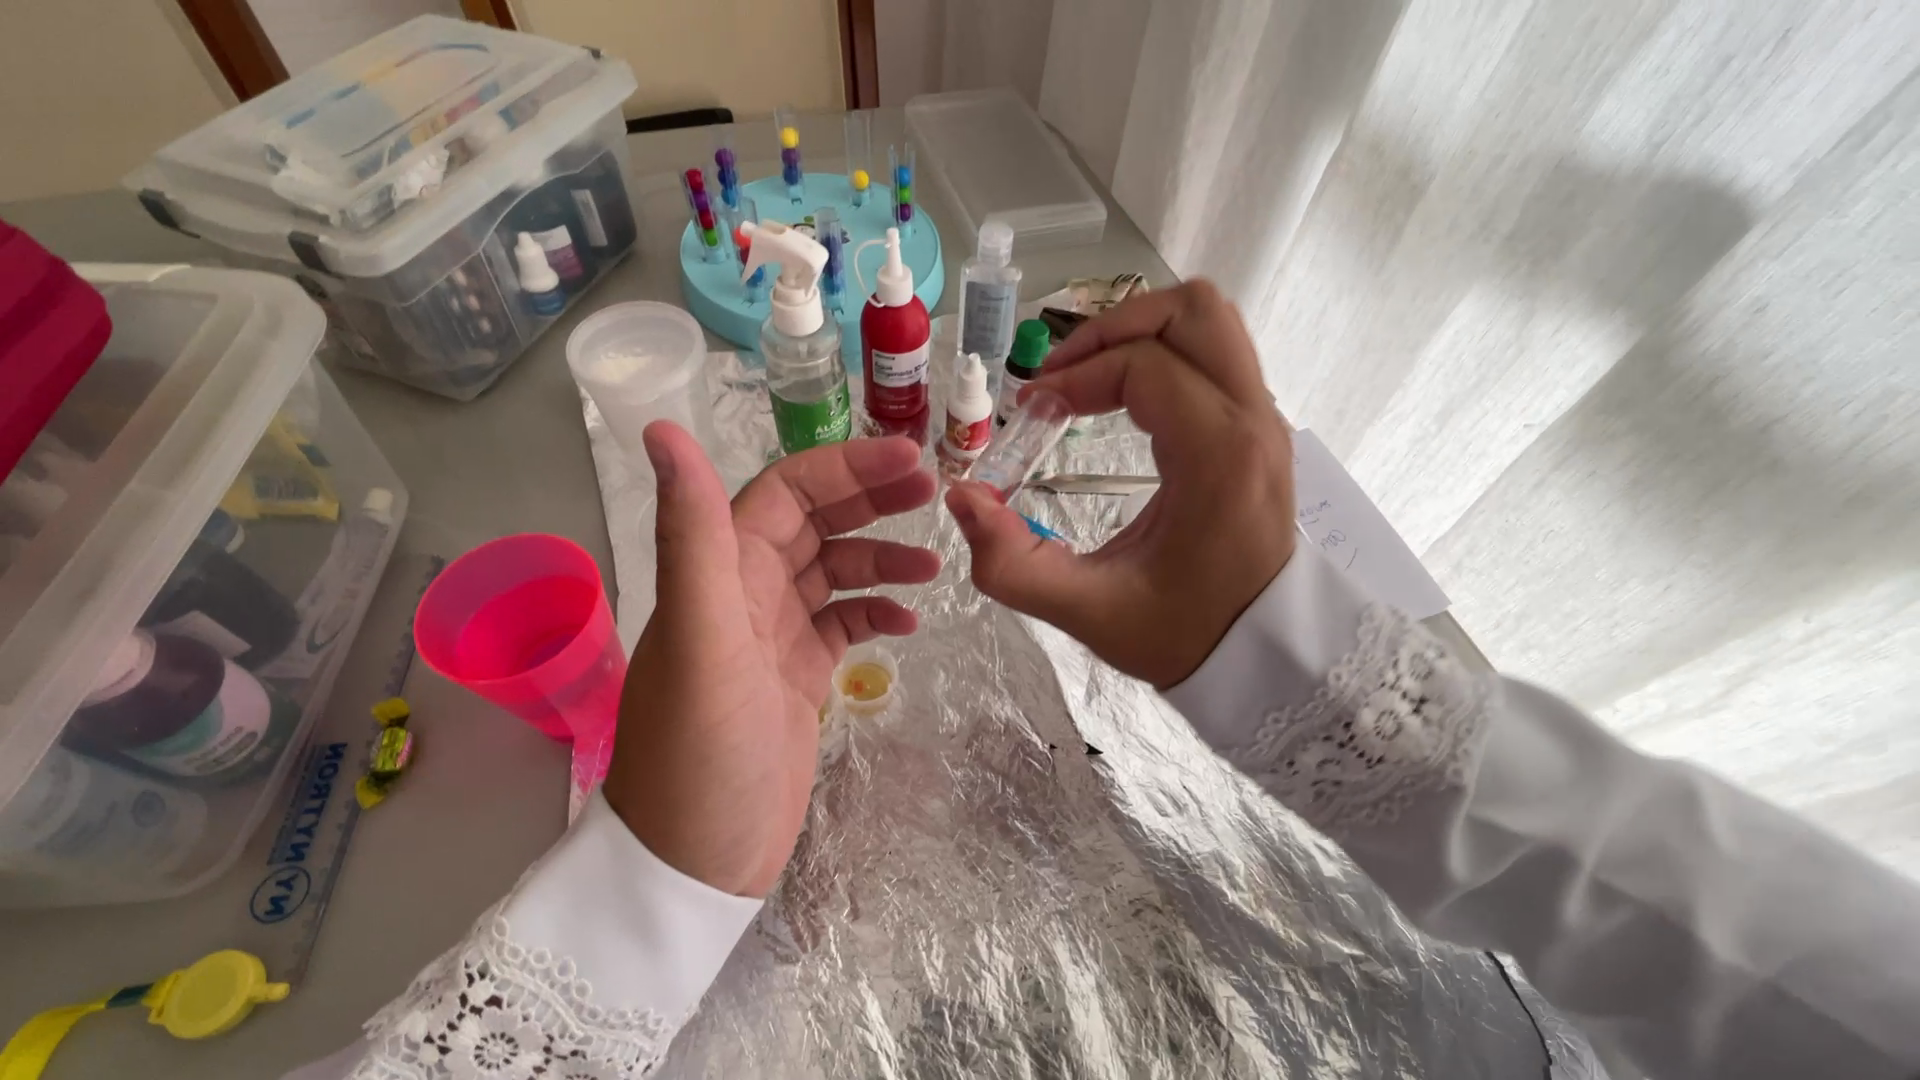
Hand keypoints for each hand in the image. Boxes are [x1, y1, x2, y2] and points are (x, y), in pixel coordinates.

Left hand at [603, 424, 938, 896]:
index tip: (911, 459)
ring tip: (931, 564)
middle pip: (813, 523)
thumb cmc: (702, 751)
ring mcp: (771, 636)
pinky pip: (840, 625)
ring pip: (832, 572)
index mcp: (718, 571)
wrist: (696, 864)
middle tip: (935, 491)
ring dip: (879, 558)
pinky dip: (874, 613)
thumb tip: (661, 429)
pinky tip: (906, 623)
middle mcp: (742, 593)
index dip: (846, 469)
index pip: (786, 493)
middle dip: (870, 500)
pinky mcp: (795, 677)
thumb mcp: (704, 638)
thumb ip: (692, 534)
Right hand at [945, 280, 1295, 687]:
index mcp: (1219, 456)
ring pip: (1208, 322)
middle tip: (1062, 377)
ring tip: (1086, 382)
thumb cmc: (1183, 634)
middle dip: (1111, 329)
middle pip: (1190, 311)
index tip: (1031, 412)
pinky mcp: (1258, 429)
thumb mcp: (1089, 611)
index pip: (1144, 366)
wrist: (1264, 656)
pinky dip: (1161, 356)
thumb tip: (960, 497)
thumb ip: (1012, 564)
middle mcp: (1253, 420)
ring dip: (1138, 335)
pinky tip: (1120, 401)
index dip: (1074, 377)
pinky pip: (1213, 355)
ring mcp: (1264, 419)